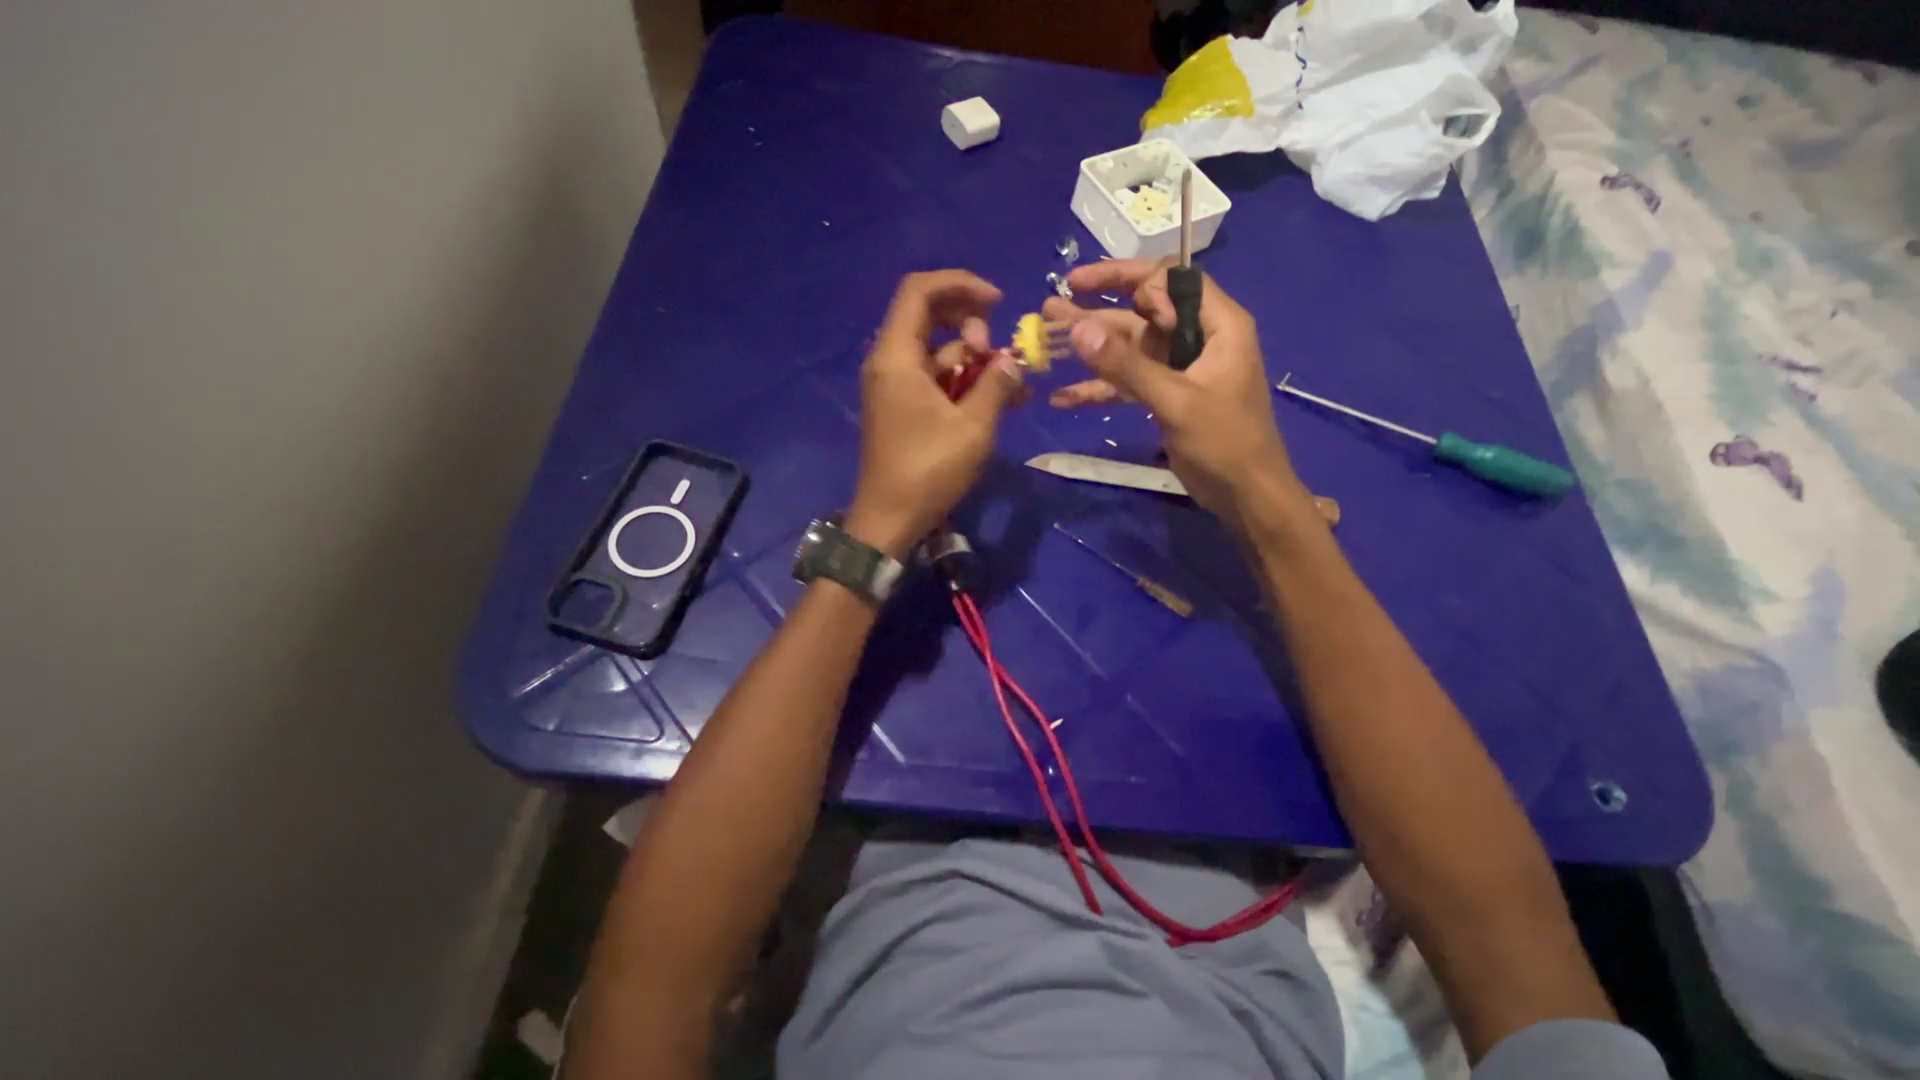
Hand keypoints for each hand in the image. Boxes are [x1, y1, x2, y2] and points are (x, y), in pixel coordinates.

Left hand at [846, 270, 1025, 556]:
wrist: (889, 520)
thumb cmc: (928, 471)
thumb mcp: (974, 427)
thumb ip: (997, 385)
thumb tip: (1013, 362)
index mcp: (896, 355)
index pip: (920, 290)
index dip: (961, 284)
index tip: (998, 302)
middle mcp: (888, 361)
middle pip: (928, 314)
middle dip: (971, 323)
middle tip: (996, 354)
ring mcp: (893, 384)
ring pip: (937, 349)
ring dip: (975, 358)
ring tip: (1012, 386)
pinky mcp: (901, 405)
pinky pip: (935, 377)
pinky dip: (964, 381)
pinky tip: (1000, 399)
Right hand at [1046, 258, 1310, 529]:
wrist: (1249, 498)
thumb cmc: (1225, 443)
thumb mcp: (1174, 400)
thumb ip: (1125, 365)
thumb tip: (1078, 328)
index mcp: (1218, 324)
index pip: (1171, 279)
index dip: (1128, 278)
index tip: (1085, 287)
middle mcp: (1200, 337)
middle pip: (1143, 310)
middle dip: (1097, 310)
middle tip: (1050, 306)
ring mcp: (1182, 368)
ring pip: (1131, 347)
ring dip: (1092, 349)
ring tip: (1046, 343)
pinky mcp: (1169, 396)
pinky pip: (1130, 382)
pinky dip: (1101, 389)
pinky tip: (1063, 399)